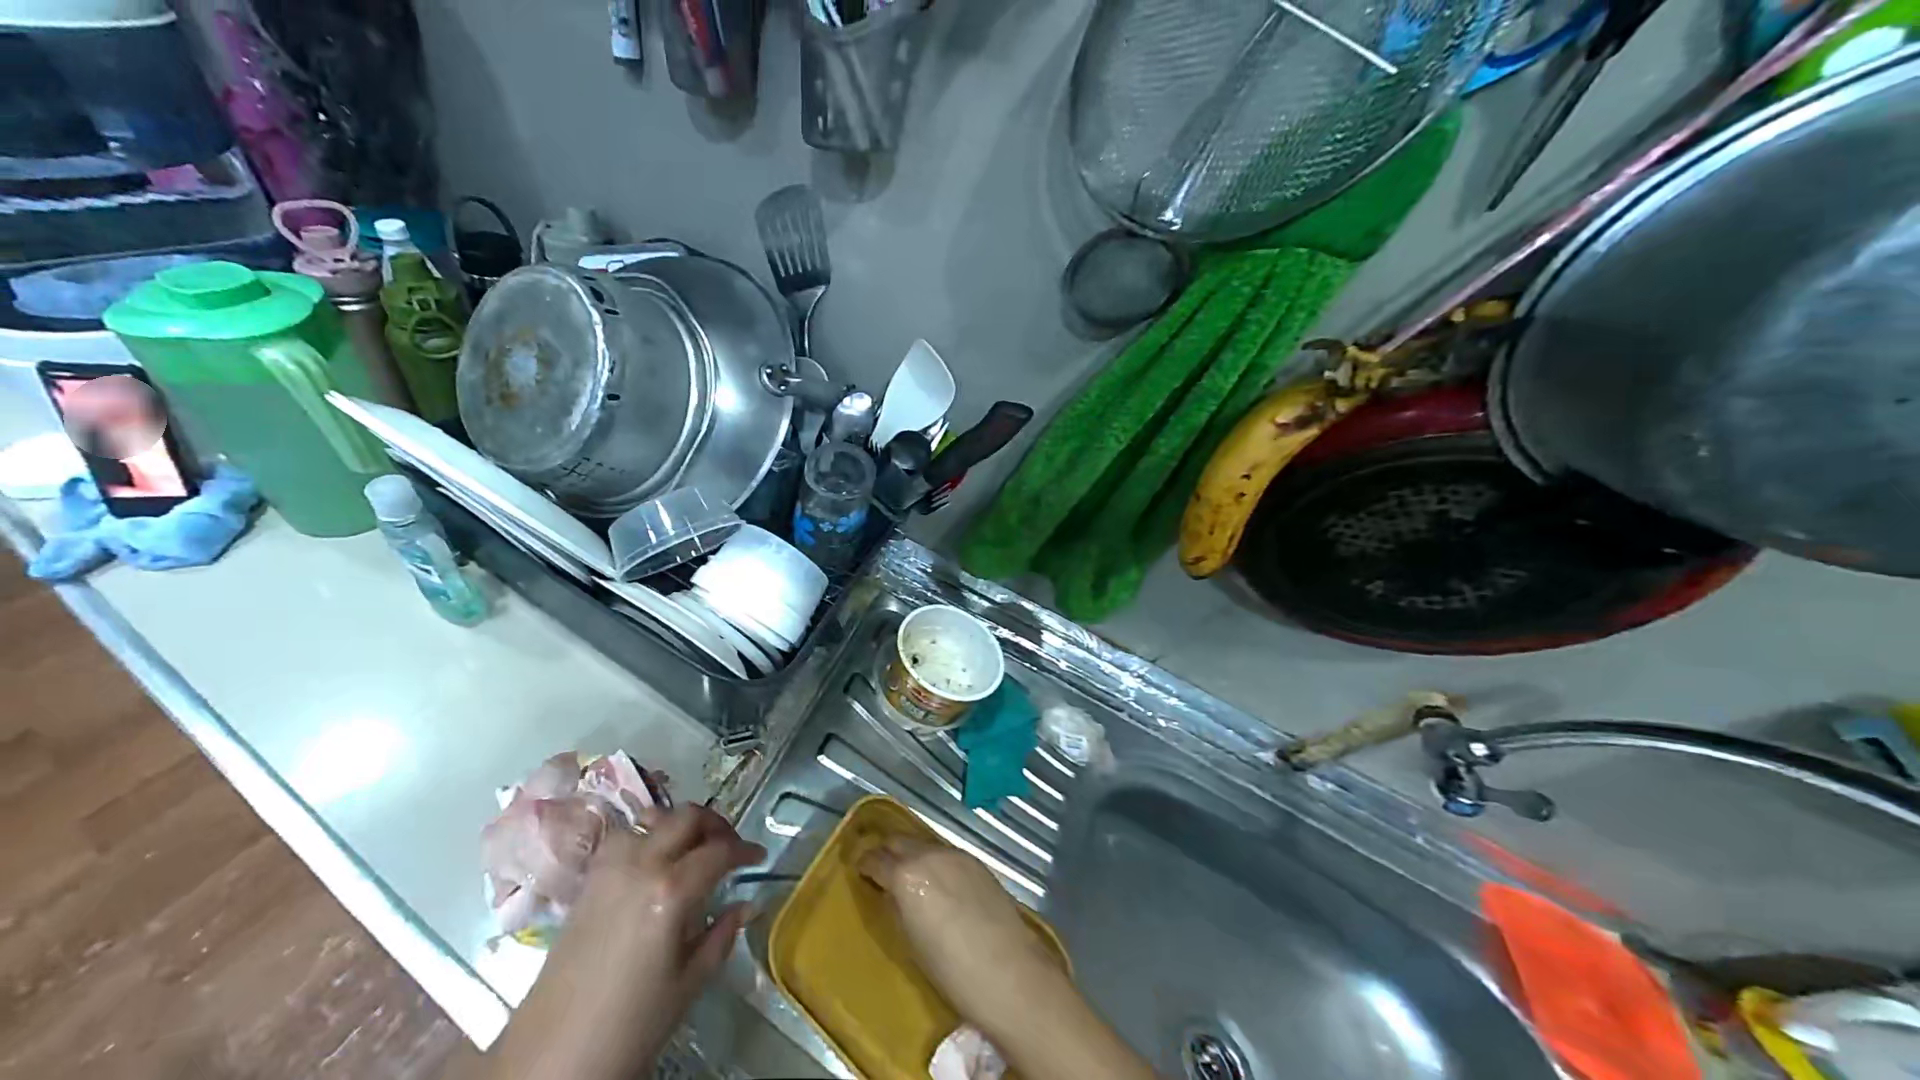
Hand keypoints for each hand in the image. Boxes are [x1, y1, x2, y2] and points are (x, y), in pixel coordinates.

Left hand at [466, 805, 764, 1079]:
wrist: (553, 1054)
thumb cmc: (632, 1023)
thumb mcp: (689, 983)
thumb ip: (722, 934)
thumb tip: (748, 905)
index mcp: (671, 891)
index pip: (719, 851)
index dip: (745, 850)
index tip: (759, 857)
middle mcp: (640, 866)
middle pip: (685, 818)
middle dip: (716, 825)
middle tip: (730, 847)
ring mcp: (608, 870)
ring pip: (652, 820)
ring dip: (678, 825)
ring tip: (692, 849)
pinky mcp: (587, 882)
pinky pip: (623, 839)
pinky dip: (646, 836)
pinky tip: (654, 862)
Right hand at [858, 837, 1062, 1030]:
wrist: (1010, 973)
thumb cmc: (951, 970)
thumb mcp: (910, 941)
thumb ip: (897, 907)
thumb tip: (891, 894)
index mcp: (907, 875)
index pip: (876, 858)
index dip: (865, 865)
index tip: (860, 874)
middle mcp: (930, 855)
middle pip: (899, 841)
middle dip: (886, 852)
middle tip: (880, 872)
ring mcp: (957, 856)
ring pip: (924, 844)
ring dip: (912, 855)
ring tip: (910, 880)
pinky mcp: (979, 863)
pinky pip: (946, 854)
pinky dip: (934, 862)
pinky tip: (939, 885)